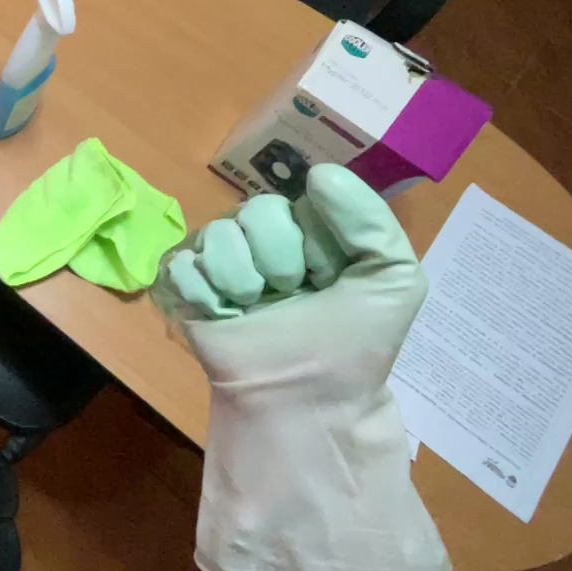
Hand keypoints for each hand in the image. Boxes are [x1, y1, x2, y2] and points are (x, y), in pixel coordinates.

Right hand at [155, 165, 454, 570]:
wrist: (305, 398)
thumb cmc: (350, 343)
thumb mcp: (392, 279)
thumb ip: (370, 220)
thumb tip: (317, 173)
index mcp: (303, 231)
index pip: (299, 199)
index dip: (318, 239)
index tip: (330, 276)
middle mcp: (256, 238)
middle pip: (256, 211)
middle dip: (281, 260)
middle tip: (289, 297)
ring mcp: (214, 258)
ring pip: (218, 235)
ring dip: (244, 281)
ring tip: (255, 311)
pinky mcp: (179, 283)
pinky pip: (184, 263)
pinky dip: (207, 294)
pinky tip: (225, 316)